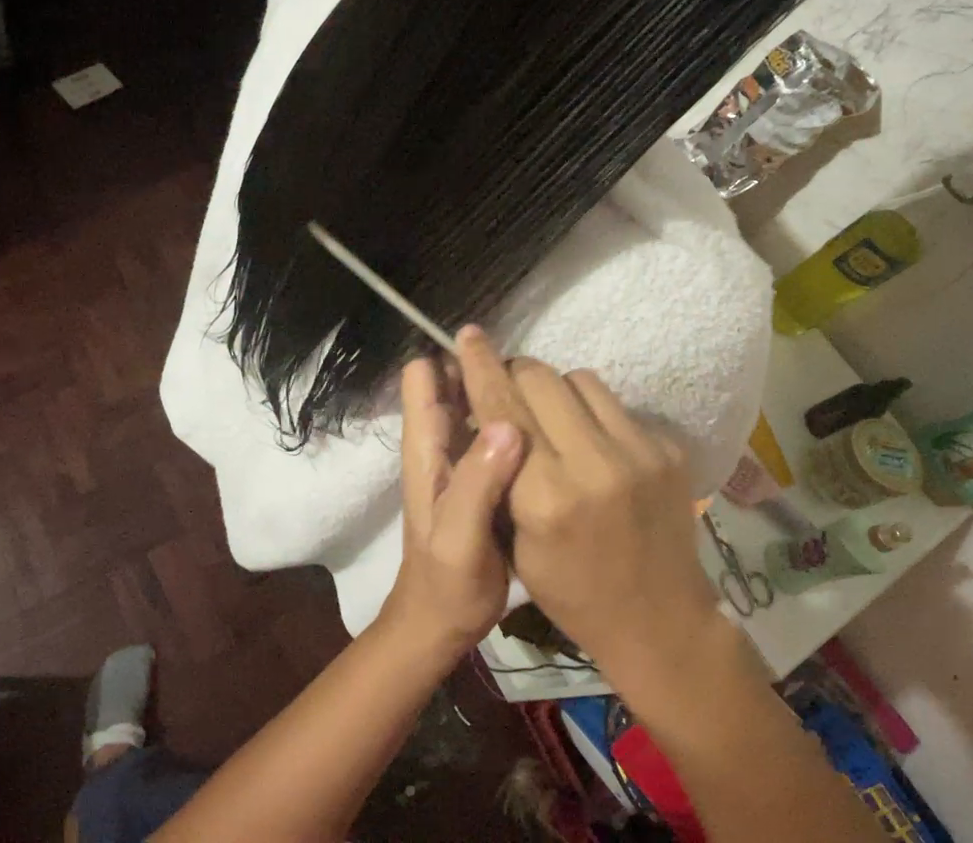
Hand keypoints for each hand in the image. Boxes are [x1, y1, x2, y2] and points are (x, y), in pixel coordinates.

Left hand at [378, 354, 528, 657]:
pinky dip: (514, 423)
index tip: (493, 351)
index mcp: (425, 450)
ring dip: (502, 395)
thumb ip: (478, 485)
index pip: (421, 379)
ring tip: (550, 394)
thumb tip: (506, 425)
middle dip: (485, 370)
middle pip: (453, 384)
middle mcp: (439, 445)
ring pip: (476, 407)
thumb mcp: (460, 539)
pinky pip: (496, 436)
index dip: (451, 358)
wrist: (444, 622)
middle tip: (536, 375)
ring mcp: (461, 461)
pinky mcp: (483, 479)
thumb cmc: (447, 584)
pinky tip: (551, 429)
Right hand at [450, 326, 719, 673]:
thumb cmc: (570, 592)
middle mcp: (593, 463)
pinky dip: (593, 414)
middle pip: (541, 378)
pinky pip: (616, 406)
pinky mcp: (668, 449)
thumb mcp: (515, 541)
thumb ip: (500, 474)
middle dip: (515, 373)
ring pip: (581, 380)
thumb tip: (486, 415)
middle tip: (507, 386)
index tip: (466, 335)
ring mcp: (639, 453)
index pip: (502, 408)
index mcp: (544, 495)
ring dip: (556, 390)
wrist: (659, 620)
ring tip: (552, 416)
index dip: (479, 366)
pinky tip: (593, 445)